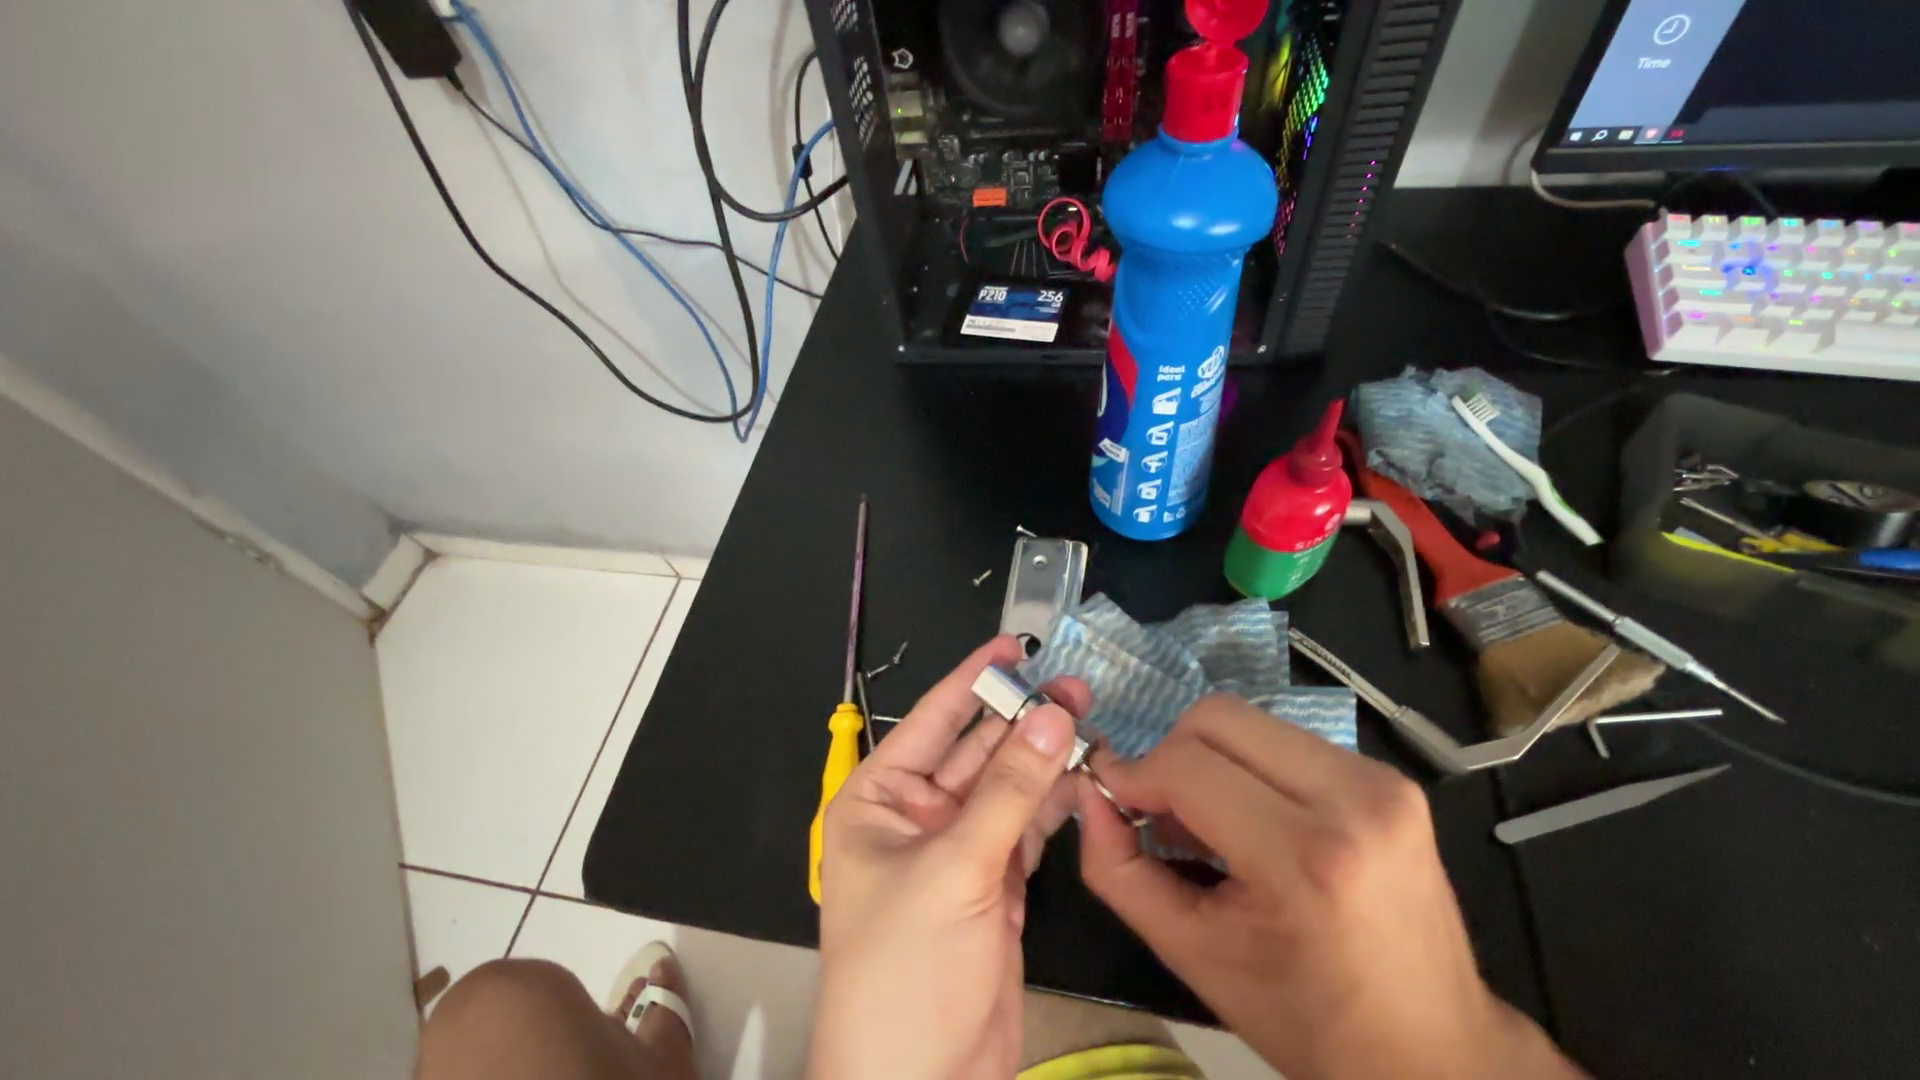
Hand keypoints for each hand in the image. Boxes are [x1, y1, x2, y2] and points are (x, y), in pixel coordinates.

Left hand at [809, 637, 1088, 1079]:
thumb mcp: (954, 869)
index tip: (1013, 644)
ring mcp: (960, 851)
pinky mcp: (996, 885)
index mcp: (879, 801)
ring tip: (1089, 718)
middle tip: (1076, 684)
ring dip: (1043, 756)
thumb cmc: (907, 967)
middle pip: (975, 751)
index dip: (971, 680)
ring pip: (1006, 787)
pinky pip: (1026, 827)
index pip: (930, 722)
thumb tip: (1052, 713)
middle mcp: (916, 817)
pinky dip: (1054, 802)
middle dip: (1021, 718)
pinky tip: (1085, 773)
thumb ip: (1009, 791)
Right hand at [1078, 695, 1586, 1079]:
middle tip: (1157, 810)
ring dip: (1209, 759)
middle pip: (1218, 717)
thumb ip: (1118, 869)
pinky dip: (1249, 767)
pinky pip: (1287, 741)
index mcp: (1304, 856)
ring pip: (1251, 721)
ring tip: (1205, 822)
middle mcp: (1353, 798)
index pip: (1186, 766)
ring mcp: (1382, 781)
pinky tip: (1250, 820)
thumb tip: (1088, 793)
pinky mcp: (1392, 777)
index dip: (1132, 774)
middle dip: (1169, 755)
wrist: (1432, 1048)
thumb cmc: (1302, 1016)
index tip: (1110, 798)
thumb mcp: (1190, 953)